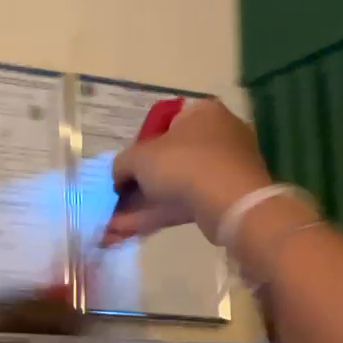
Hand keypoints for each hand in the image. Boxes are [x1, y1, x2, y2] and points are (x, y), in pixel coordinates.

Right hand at [101, 99, 272, 246]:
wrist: (230, 203)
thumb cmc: (182, 164)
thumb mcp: (138, 158)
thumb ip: (121, 164)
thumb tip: (118, 177)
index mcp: (201, 113)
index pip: (162, 124)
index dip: (138, 146)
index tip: (124, 167)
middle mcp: (217, 134)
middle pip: (167, 158)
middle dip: (137, 183)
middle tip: (116, 198)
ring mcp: (224, 167)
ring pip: (173, 184)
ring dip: (142, 204)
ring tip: (112, 223)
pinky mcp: (225, 196)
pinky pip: (184, 201)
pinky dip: (157, 213)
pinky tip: (127, 230)